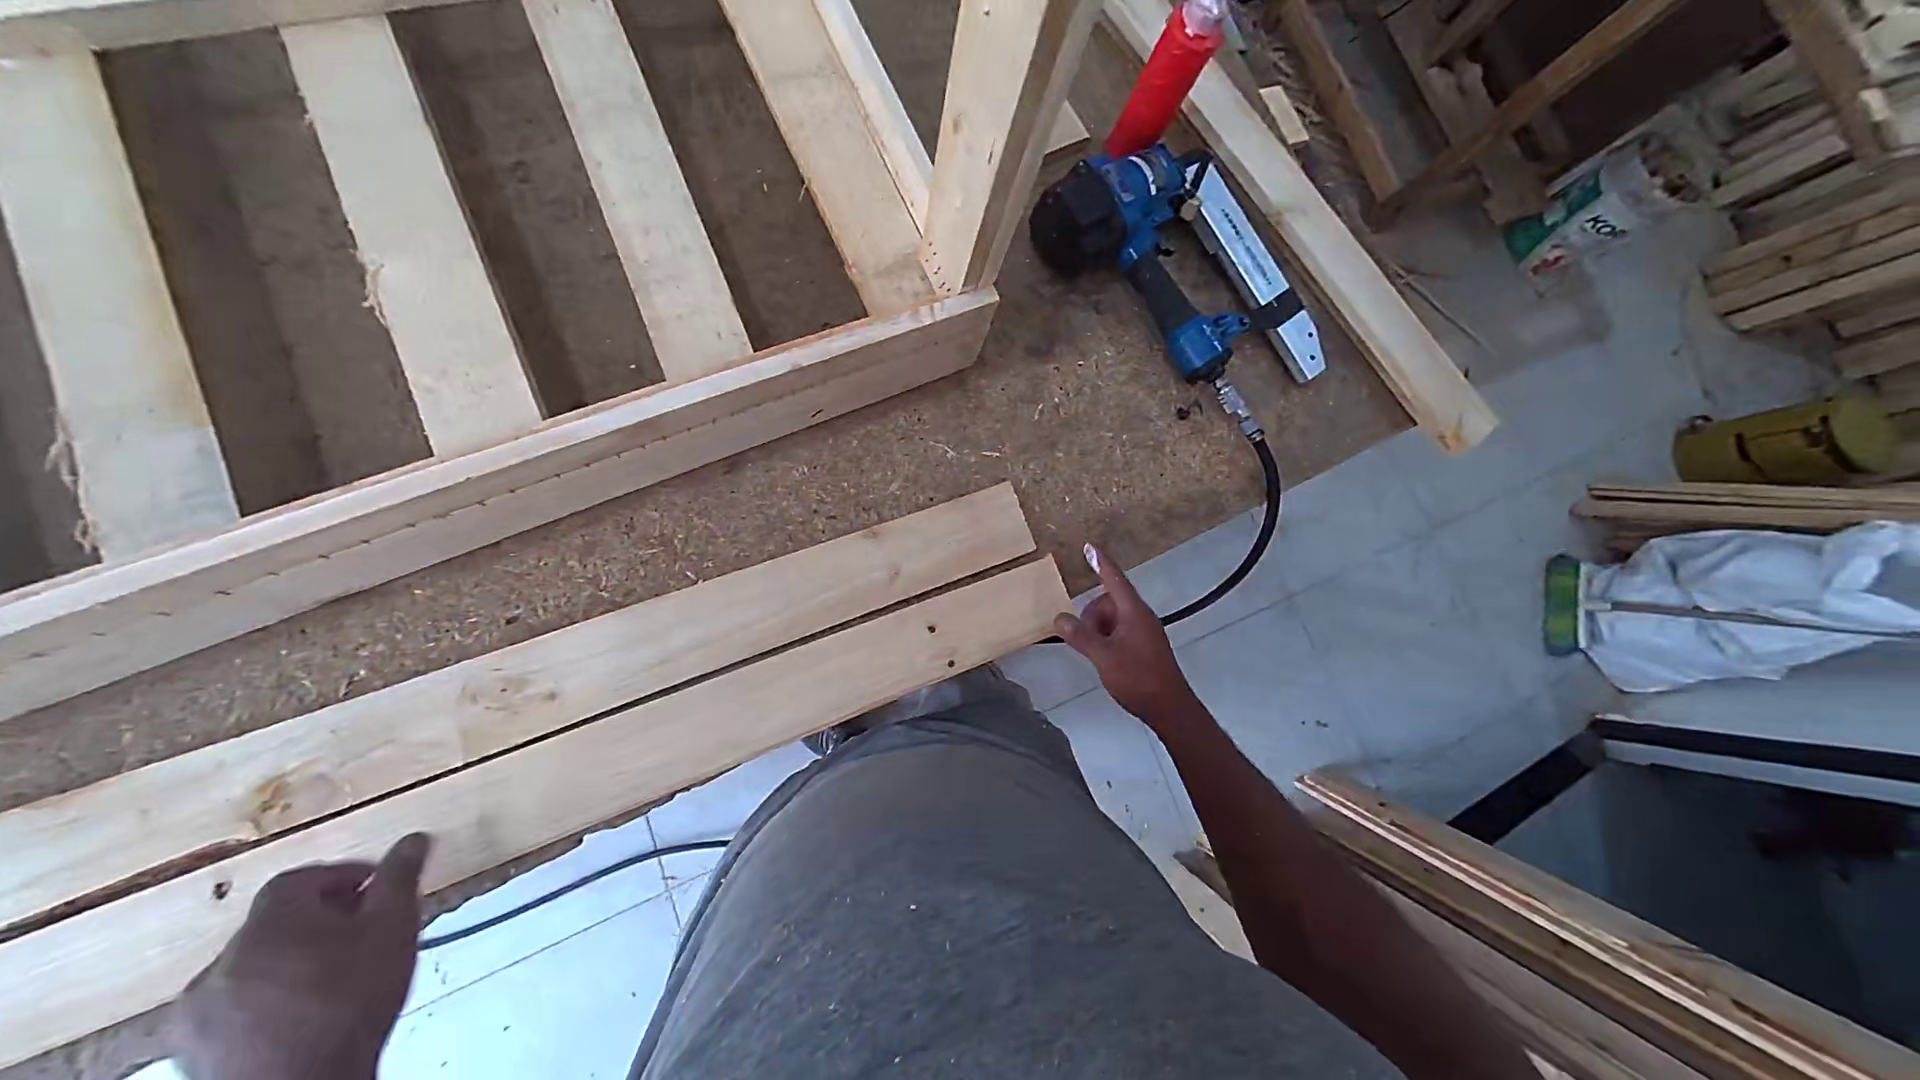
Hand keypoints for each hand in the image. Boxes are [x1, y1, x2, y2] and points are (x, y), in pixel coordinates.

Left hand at [173, 833, 430, 1079]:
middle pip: (276, 922)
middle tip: (363, 929)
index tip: (373, 887)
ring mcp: (199, 1013)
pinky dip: (269, 997)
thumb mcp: (393, 926)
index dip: (341, 876)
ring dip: (295, 959)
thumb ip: (400, 877)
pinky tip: (307, 1011)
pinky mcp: (194, 1052)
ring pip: (255, 965)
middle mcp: (221, 963)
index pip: (299, 879)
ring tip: (340, 972)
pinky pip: (235, 1005)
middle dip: (321, 919)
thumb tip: (413, 840)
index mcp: (268, 925)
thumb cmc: (351, 1004)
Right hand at [1054, 544, 1201, 724]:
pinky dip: (1107, 639)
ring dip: (1098, 630)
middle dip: (1092, 616)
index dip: (1101, 563)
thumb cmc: (1138, 678)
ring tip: (1096, 654)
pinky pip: (1119, 632)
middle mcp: (1141, 617)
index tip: (1090, 546)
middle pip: (1108, 602)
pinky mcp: (1144, 646)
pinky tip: (1104, 659)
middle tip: (1085, 641)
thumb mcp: (1104, 657)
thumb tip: (1059, 618)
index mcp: (1134, 613)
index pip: (1114, 580)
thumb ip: (1081, 637)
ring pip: (1112, 619)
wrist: (1169, 708)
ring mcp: (1144, 632)